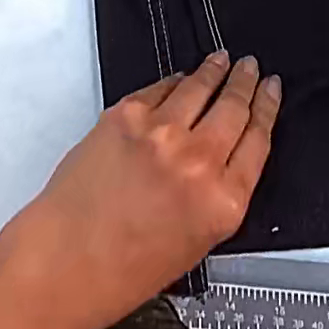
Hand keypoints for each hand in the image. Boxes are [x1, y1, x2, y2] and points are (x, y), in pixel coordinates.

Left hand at [0, 51, 280, 328]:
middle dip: (247, 81)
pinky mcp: (128, 115)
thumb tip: (234, 144)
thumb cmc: (121, 270)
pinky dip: (177, 80)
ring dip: (216, 69)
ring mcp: (162, 134)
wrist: (56, 269)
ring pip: (203, 85)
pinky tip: (182, 77)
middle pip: (236, 106)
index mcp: (223, 201)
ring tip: (223, 59)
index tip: (272, 88)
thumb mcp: (197, 240)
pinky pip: (163, 86)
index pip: (259, 137)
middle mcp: (199, 162)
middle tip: (251, 66)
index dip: (268, 105)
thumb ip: (223, 191)